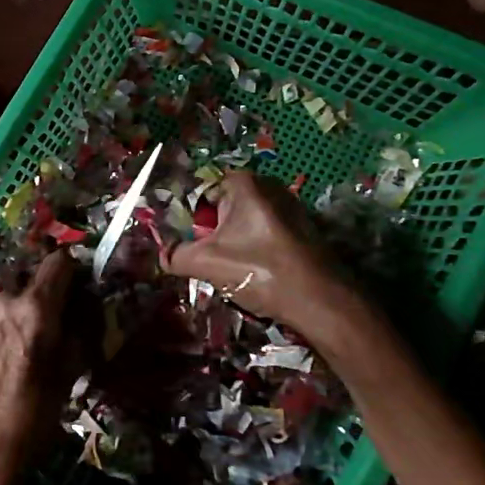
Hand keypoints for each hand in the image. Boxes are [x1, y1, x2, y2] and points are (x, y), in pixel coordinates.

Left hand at [0, 251, 73, 473]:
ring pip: (11, 294)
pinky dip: (2, 318)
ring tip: (24, 337)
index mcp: (37, 307)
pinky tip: (3, 346)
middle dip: (46, 293)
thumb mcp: (73, 363)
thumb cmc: (40, 405)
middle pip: (34, 278)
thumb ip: (80, 323)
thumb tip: (86, 300)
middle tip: (53, 318)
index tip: (77, 284)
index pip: (59, 262)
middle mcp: (6, 298)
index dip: (72, 270)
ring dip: (21, 306)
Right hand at [161, 171, 360, 334]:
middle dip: (211, 232)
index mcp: (245, 183)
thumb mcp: (207, 264)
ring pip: (244, 223)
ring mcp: (289, 207)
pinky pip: (264, 233)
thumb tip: (163, 256)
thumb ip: (177, 256)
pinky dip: (254, 249)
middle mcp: (268, 186)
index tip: (184, 241)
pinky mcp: (302, 229)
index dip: (189, 218)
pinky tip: (254, 273)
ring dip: (232, 243)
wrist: (321, 301)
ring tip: (229, 269)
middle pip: (223, 208)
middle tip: (205, 258)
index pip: (202, 192)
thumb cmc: (261, 271)